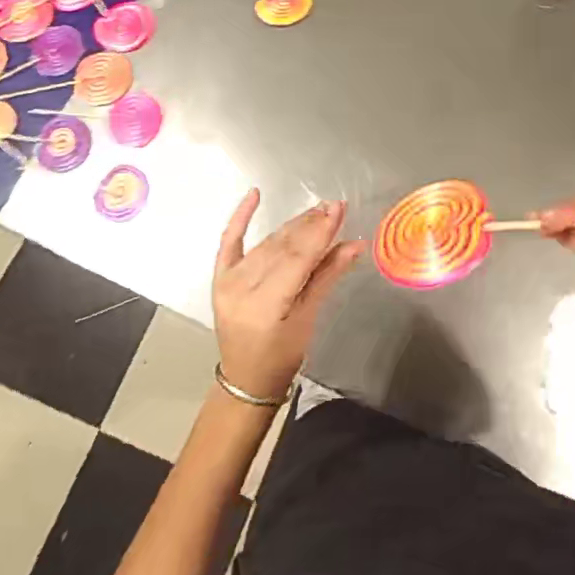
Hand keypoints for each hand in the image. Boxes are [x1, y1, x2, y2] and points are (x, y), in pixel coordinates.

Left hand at [212, 190, 364, 402]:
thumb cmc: (281, 357)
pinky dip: (241, 217)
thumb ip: (327, 278)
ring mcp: (226, 281)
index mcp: (264, 305)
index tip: (340, 211)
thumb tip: (354, 246)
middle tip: (335, 206)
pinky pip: (229, 241)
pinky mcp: (219, 277)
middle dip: (310, 225)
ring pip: (265, 244)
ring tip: (316, 211)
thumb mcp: (307, 321)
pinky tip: (254, 195)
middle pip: (281, 248)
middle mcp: (241, 288)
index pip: (296, 260)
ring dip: (291, 226)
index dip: (320, 233)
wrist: (245, 378)